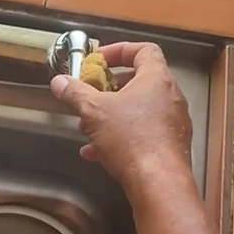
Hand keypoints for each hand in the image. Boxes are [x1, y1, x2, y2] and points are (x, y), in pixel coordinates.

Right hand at [51, 41, 192, 191]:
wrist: (158, 183)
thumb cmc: (132, 139)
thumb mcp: (94, 111)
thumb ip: (75, 93)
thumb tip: (60, 81)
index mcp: (157, 79)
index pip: (144, 50)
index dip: (119, 50)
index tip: (98, 60)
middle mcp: (170, 97)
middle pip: (139, 82)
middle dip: (108, 89)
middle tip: (90, 95)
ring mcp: (173, 123)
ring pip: (138, 111)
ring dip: (111, 115)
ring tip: (87, 127)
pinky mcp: (170, 146)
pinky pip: (142, 133)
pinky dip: (120, 137)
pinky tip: (96, 152)